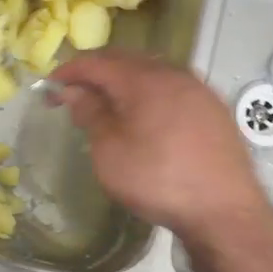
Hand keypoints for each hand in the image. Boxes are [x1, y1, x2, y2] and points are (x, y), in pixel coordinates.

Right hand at [48, 49, 270, 241]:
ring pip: (152, 71)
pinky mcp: (213, 110)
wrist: (223, 211)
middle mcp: (175, 76)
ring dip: (123, 81)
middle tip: (73, 94)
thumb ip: (90, 114)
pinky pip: (171, 88)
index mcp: (145, 81)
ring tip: (105, 104)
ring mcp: (199, 91)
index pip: (97, 62)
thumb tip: (75, 91)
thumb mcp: (109, 150)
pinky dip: (147, 93)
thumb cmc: (156, 180)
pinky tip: (141, 116)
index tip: (48, 89)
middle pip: (126, 60)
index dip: (68, 72)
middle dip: (95, 72)